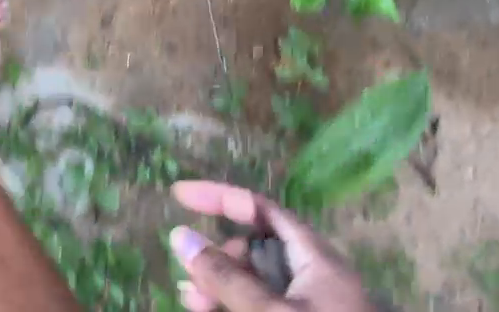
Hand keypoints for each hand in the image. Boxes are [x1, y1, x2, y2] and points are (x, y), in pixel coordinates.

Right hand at [168, 181, 373, 311]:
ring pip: (257, 283)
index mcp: (319, 263)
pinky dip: (235, 305)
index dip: (220, 197)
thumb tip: (180, 236)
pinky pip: (264, 306)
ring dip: (220, 286)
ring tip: (193, 302)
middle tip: (189, 278)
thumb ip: (226, 277)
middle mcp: (318, 281)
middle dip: (217, 258)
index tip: (179, 198)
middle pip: (256, 249)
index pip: (262, 210)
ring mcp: (315, 309)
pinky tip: (210, 311)